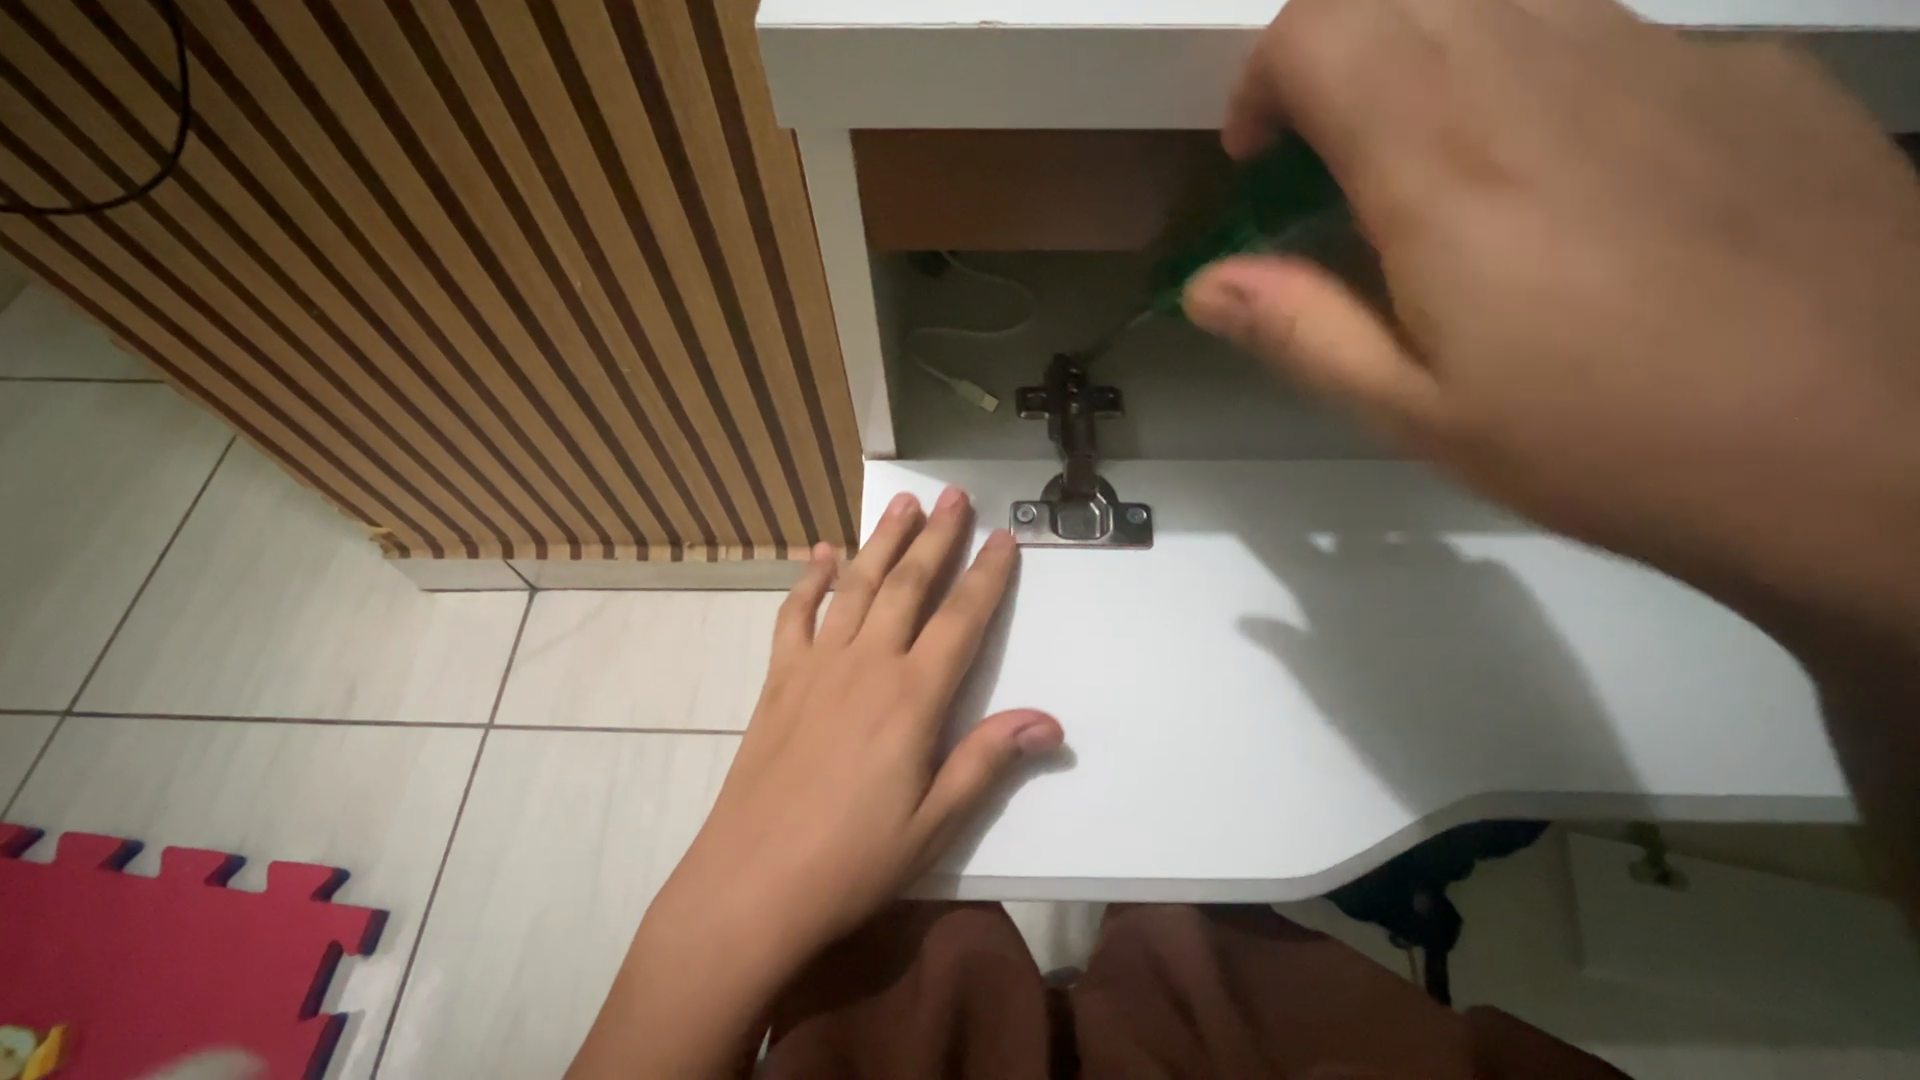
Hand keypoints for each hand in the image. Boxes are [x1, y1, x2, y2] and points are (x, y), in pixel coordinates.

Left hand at [569, 489, 1060, 1079]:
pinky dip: (809, 580)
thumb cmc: (854, 860)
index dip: (986, 576)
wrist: (752, 883)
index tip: (1004, 537)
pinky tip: (822, 553)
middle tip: (954, 494)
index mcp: (912, 698)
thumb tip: (1049, 721)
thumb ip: (986, 761)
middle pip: (908, 586)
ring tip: (901, 502)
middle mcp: (867, 666)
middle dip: (935, 537)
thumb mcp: (935, 823)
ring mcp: (816, 668)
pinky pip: (795, 616)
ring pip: (856, 587)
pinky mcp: (778, 681)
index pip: (961, 620)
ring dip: (881, 542)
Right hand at [1185, 0, 1919, 632]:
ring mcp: (1659, 58)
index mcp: (1448, 162)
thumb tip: (1208, 284)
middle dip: (1331, 59)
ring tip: (1429, 176)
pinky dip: (1532, 80)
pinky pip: (1601, 38)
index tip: (1254, 157)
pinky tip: (1559, 186)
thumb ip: (1299, 330)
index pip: (1320, 31)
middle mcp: (1545, 73)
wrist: (1878, 448)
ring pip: (1501, 1)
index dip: (1262, 79)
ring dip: (1425, 63)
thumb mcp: (1416, 412)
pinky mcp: (1743, 75)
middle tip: (1323, 162)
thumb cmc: (1609, 443)